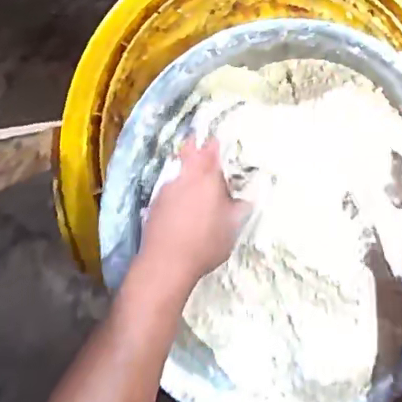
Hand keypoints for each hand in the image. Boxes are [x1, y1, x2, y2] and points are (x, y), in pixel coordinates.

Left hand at [138, 135, 248, 292]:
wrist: (166, 262)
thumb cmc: (206, 242)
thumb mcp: (233, 227)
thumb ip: (239, 208)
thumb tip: (245, 199)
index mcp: (209, 177)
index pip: (212, 150)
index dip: (215, 144)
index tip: (217, 140)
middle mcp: (187, 175)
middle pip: (189, 150)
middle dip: (194, 145)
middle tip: (198, 142)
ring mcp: (168, 187)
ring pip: (177, 166)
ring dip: (183, 163)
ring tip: (189, 169)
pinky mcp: (155, 201)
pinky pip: (168, 184)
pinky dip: (175, 184)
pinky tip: (178, 196)